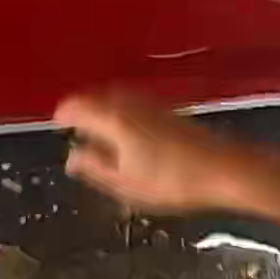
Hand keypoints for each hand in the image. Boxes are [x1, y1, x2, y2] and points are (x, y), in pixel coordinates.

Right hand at [52, 89, 279, 213]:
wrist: (224, 168)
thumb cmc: (172, 181)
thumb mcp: (126, 184)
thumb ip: (95, 168)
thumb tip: (71, 158)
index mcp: (114, 119)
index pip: (77, 106)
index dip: (63, 114)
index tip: (55, 124)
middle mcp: (129, 102)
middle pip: (95, 95)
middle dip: (79, 106)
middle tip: (69, 122)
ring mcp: (149, 102)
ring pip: (113, 94)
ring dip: (98, 103)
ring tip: (92, 123)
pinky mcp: (165, 107)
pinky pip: (130, 98)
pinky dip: (117, 105)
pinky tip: (122, 125)